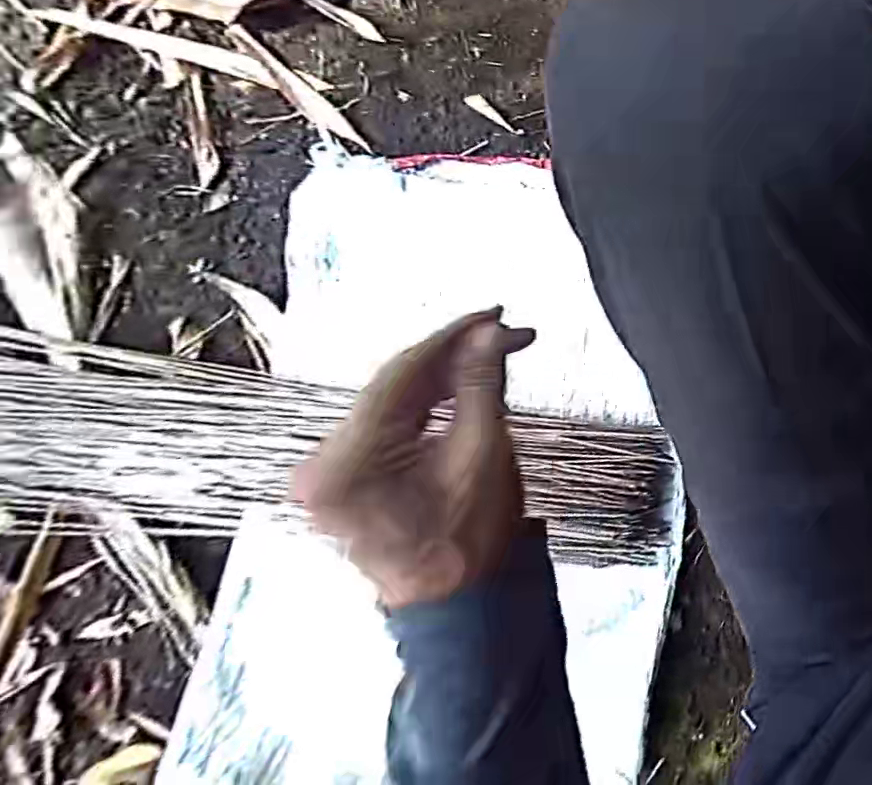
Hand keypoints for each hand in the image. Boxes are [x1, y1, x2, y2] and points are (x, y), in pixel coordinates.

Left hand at [292, 308, 536, 608]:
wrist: (458, 594)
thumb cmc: (472, 532)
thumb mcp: (484, 451)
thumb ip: (483, 385)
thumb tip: (492, 332)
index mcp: (346, 461)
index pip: (401, 375)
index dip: (453, 336)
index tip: (497, 313)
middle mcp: (323, 461)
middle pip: (396, 384)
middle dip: (456, 353)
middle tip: (510, 332)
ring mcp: (331, 469)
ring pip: (397, 398)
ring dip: (449, 372)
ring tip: (499, 351)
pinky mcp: (349, 473)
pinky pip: (395, 419)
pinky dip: (435, 398)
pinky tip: (468, 382)